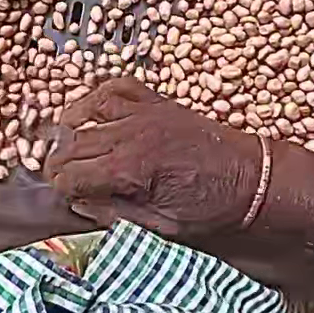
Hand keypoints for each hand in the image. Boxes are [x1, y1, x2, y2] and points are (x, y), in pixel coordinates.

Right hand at [42, 77, 263, 238]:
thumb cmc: (211, 207)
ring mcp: (145, 112)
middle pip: (73, 144)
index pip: (71, 175)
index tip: (65, 196)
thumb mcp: (162, 225)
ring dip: (73, 129)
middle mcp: (132, 134)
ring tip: (68, 144)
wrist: (252, 178)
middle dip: (61, 163)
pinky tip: (93, 111)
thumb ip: (117, 213)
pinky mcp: (158, 102)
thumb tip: (81, 203)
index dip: (61, 188)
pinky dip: (100, 96)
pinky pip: (118, 87)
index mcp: (131, 170)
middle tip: (63, 177)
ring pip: (88, 110)